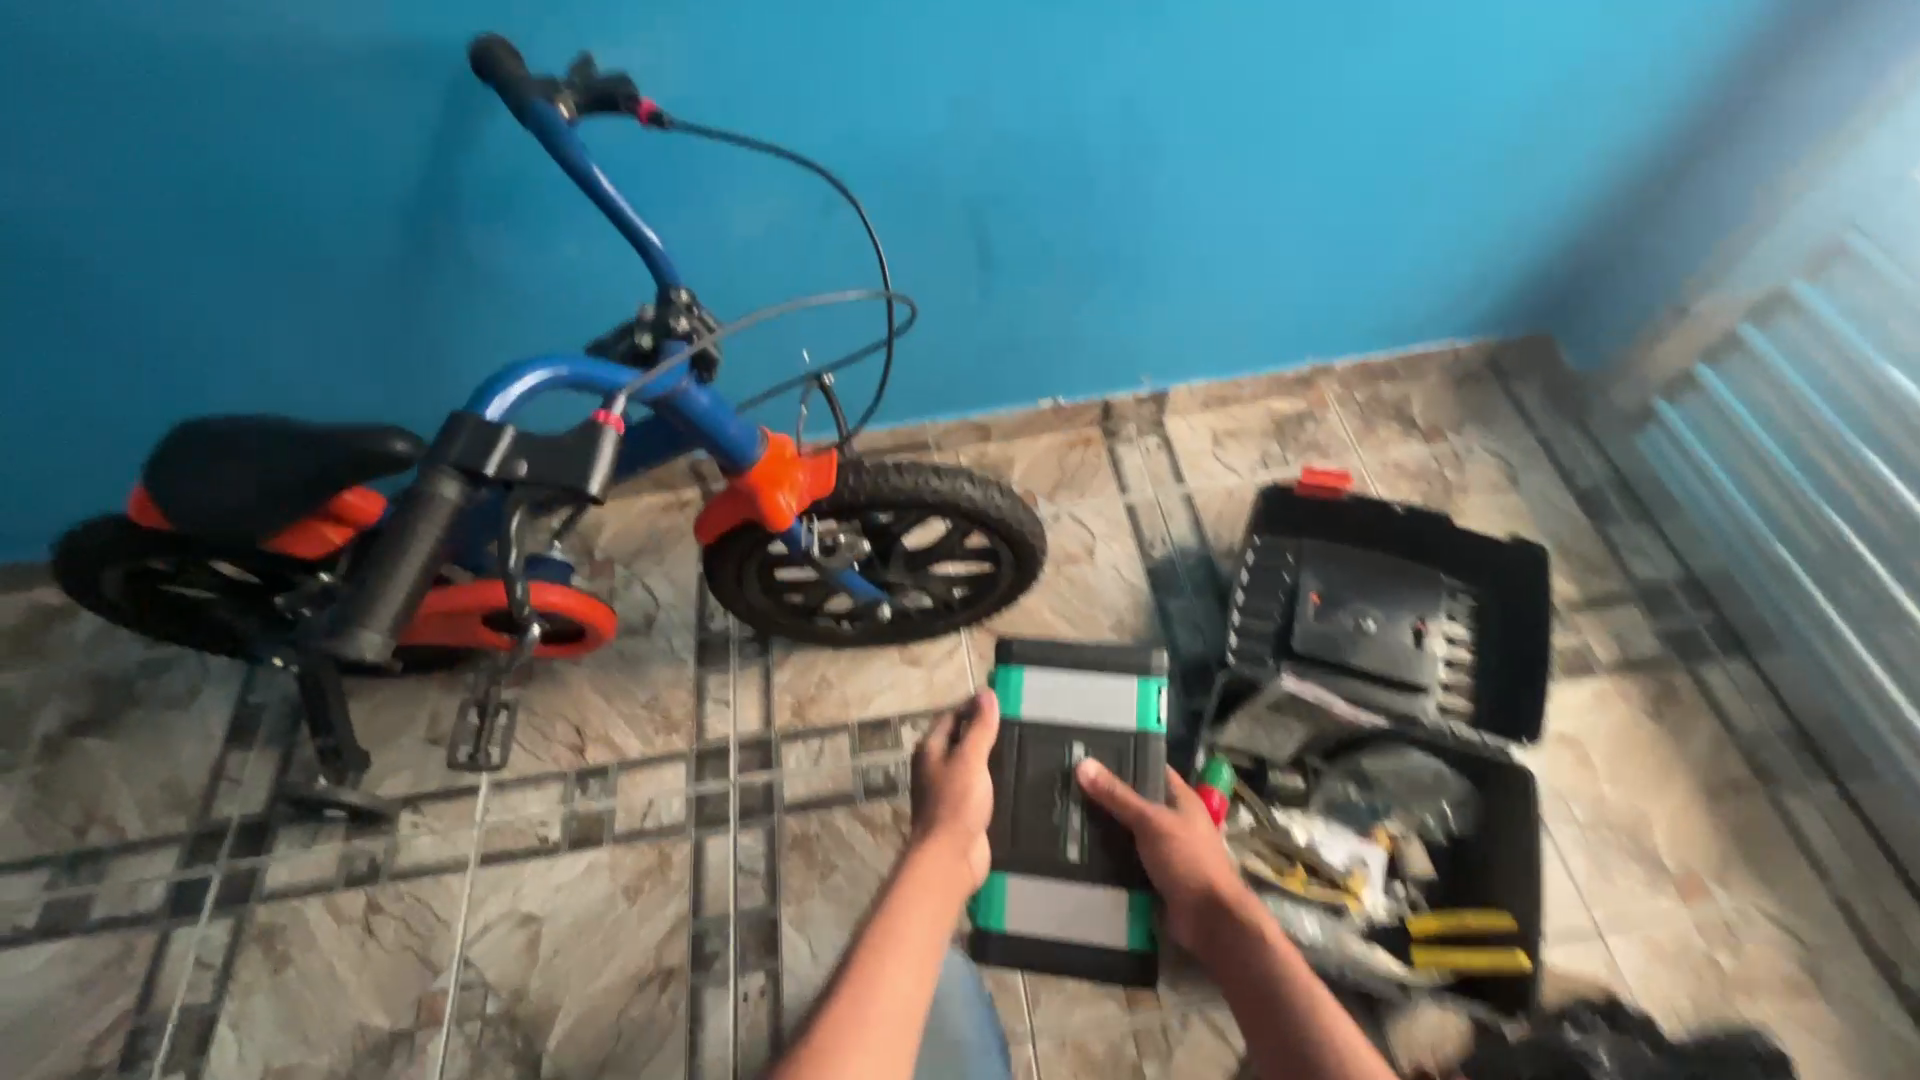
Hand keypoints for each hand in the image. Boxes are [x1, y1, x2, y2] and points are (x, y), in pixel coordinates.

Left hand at [910, 689, 999, 888]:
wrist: (949, 857)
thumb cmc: (956, 803)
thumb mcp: (970, 760)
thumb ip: (979, 728)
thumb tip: (987, 693)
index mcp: (930, 749)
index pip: (950, 717)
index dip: (972, 706)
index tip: (1001, 700)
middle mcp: (935, 766)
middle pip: (959, 739)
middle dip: (982, 729)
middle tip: (1016, 721)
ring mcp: (948, 789)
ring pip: (970, 763)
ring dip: (989, 755)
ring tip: (1020, 745)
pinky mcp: (962, 809)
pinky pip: (978, 785)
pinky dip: (992, 777)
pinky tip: (1014, 776)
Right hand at [1075, 760, 1256, 951]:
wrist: (1210, 921)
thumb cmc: (1188, 861)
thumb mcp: (1151, 822)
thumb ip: (1117, 796)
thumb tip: (1082, 764)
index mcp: (1181, 800)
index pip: (1150, 768)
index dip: (1124, 759)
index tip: (1089, 752)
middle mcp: (1173, 822)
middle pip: (1134, 802)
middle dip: (1105, 796)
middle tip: (1067, 784)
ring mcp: (1163, 851)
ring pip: (1126, 833)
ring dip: (1102, 829)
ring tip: (1065, 814)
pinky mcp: (1152, 877)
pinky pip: (1124, 860)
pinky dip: (1106, 857)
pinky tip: (1078, 850)